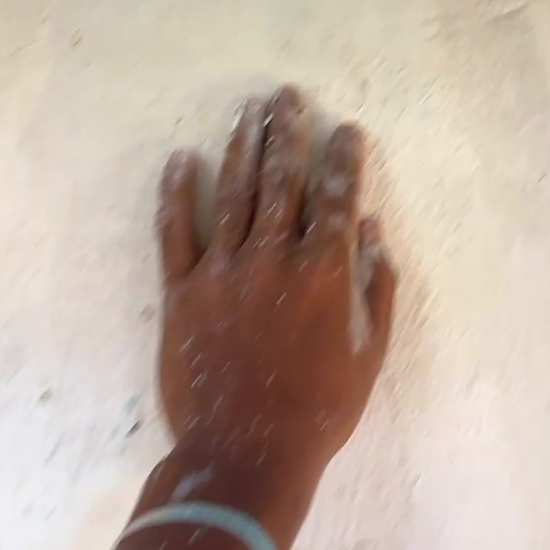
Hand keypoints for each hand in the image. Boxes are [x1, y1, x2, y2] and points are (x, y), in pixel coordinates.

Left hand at [155, 87, 396, 481]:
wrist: (244, 454)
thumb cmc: (318, 410)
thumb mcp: (368, 356)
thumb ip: (375, 290)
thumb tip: (372, 229)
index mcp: (322, 272)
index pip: (335, 197)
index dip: (343, 158)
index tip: (345, 128)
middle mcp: (273, 257)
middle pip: (281, 179)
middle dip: (287, 132)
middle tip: (286, 96)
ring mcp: (223, 270)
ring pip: (234, 192)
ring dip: (242, 146)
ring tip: (249, 110)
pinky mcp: (181, 289)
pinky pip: (174, 232)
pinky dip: (175, 194)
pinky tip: (179, 159)